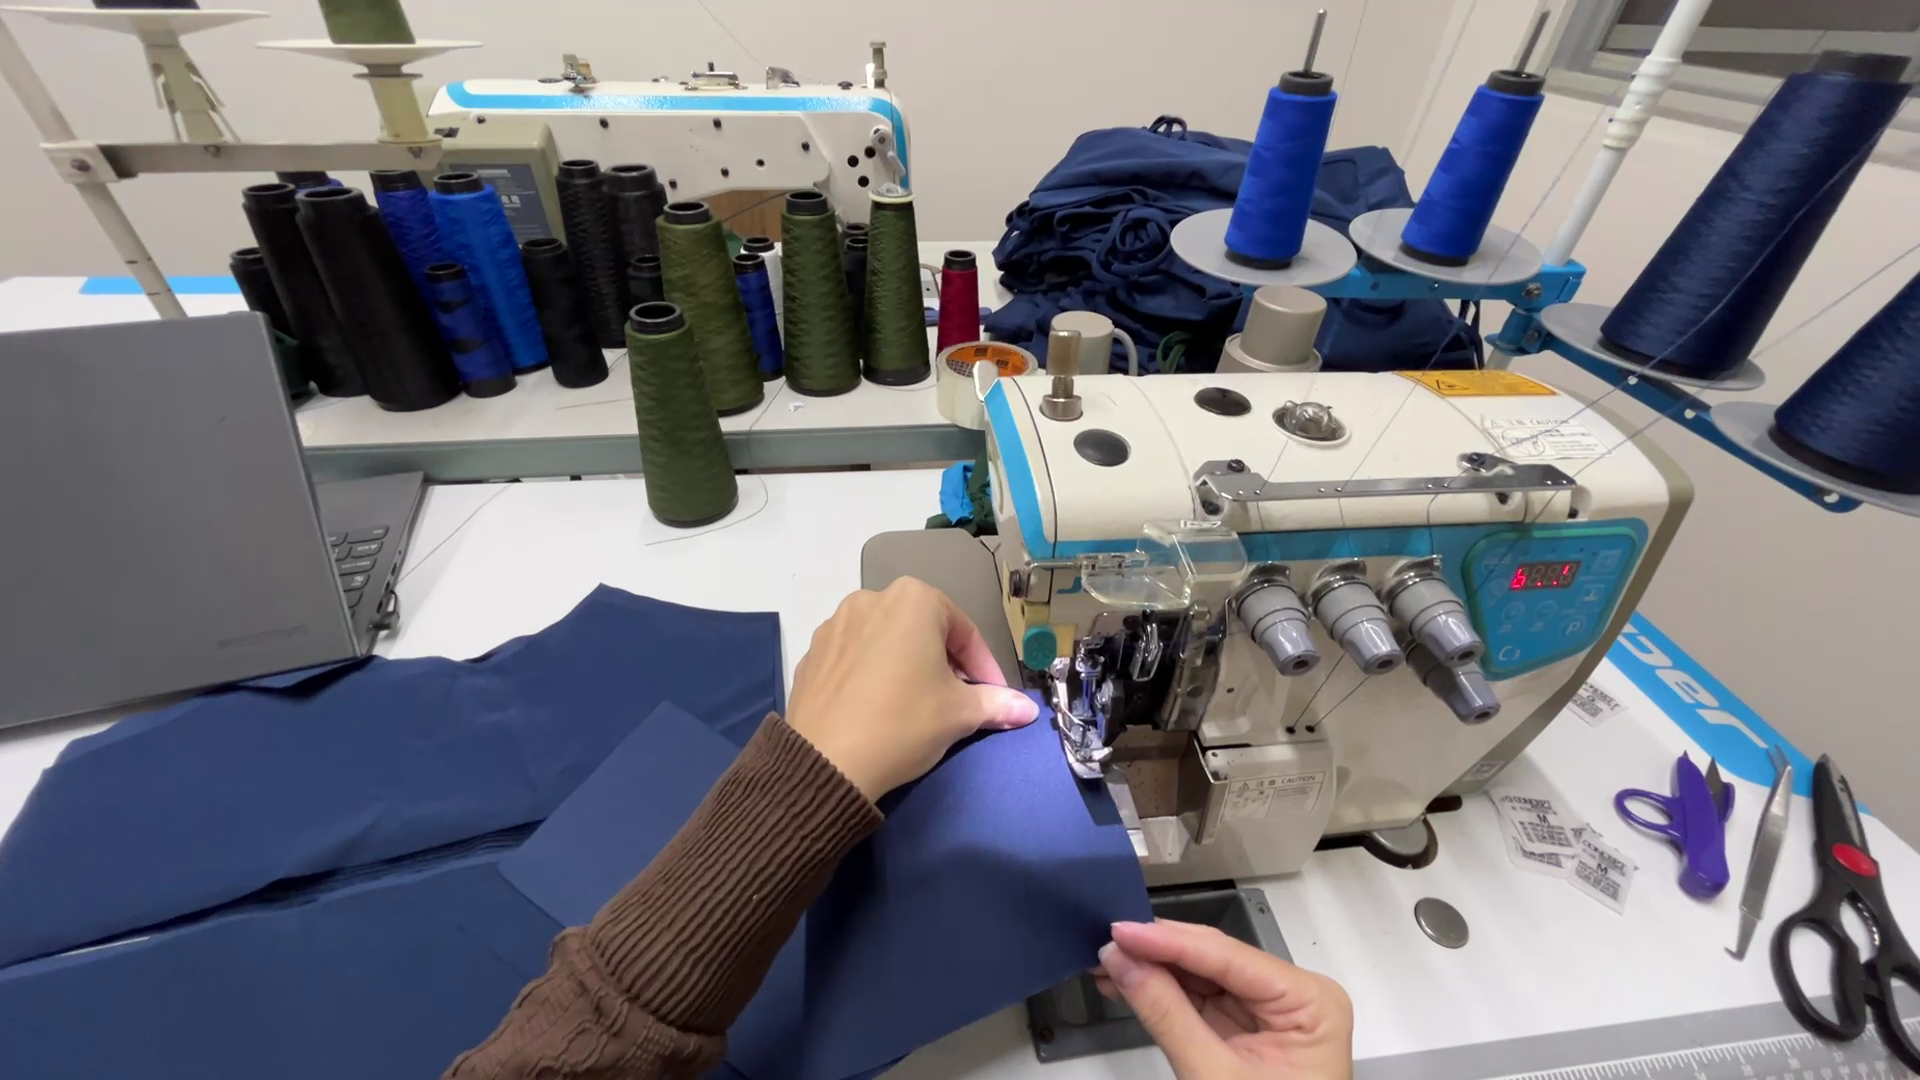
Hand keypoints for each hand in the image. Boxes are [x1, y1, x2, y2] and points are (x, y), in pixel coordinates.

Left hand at [785, 578, 1037, 799]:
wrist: (826, 762)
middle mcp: (871, 598)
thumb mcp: (959, 713)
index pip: (964, 631)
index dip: (985, 667)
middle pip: (923, 631)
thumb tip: (1027, 709)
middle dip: (945, 663)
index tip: (995, 696)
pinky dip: (873, 674)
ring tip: (916, 704)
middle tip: (958, 700)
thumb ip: (996, 703)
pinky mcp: (812, 652)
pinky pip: (855, 657)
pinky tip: (878, 707)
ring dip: (907, 666)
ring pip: (887, 641)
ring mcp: (835, 623)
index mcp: (914, 599)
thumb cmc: (904, 722)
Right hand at [1096, 919, 1352, 1079]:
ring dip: (1151, 968)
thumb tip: (1118, 958)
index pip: (1226, 955)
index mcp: (1308, 1001)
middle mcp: (1292, 994)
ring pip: (1199, 973)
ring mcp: (1268, 1009)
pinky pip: (1197, 996)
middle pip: (1212, 958)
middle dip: (1156, 952)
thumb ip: (1166, 1013)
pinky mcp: (1244, 1026)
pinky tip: (1126, 982)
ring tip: (1107, 962)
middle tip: (1107, 943)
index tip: (1119, 930)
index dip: (1168, 940)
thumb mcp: (1214, 1078)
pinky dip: (1161, 990)